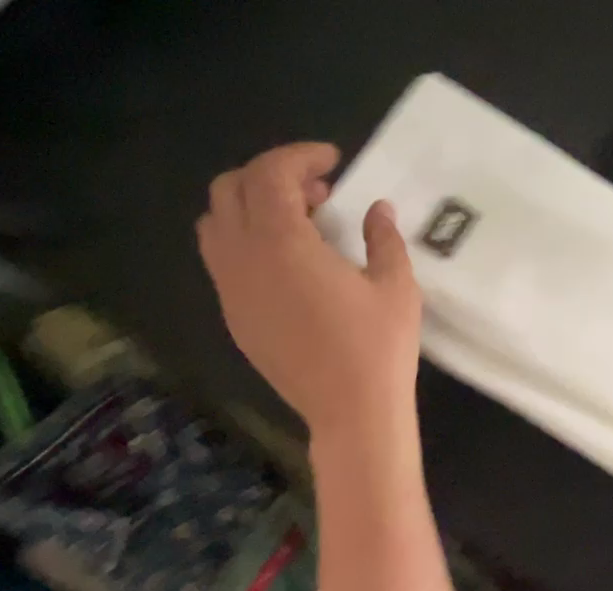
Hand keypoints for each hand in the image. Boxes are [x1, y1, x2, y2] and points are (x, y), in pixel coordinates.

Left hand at [198, 142, 421, 437]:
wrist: (351, 412)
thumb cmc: (378, 348)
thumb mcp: (397, 288)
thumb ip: (384, 239)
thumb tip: (378, 210)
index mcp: (282, 240)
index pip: (271, 173)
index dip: (300, 157)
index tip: (332, 160)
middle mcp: (242, 256)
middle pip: (231, 188)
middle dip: (271, 176)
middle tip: (317, 191)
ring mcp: (231, 288)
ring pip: (215, 223)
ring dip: (249, 207)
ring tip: (293, 224)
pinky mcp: (234, 316)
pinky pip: (222, 261)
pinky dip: (245, 242)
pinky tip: (285, 265)